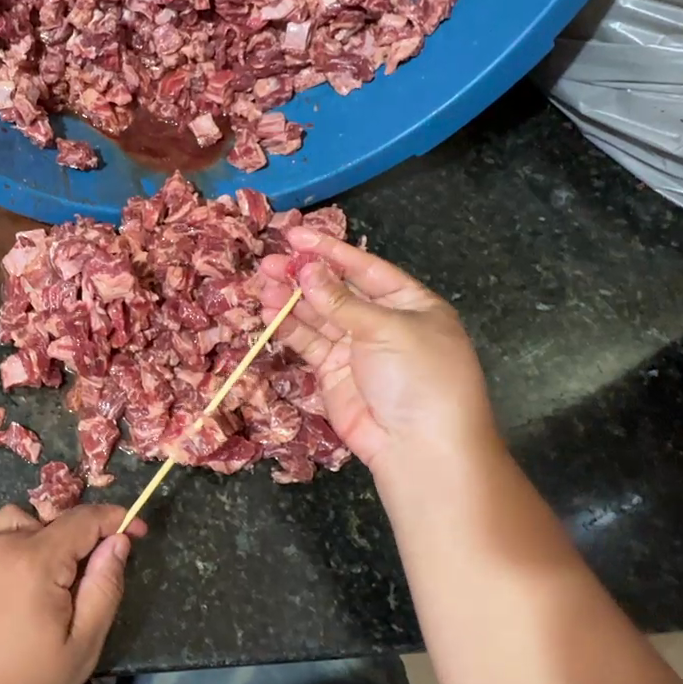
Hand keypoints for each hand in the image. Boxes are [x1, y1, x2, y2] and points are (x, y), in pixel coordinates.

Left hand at [0, 504, 145, 683]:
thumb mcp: (80, 647)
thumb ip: (104, 587)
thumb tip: (118, 541)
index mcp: (33, 559)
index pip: (84, 520)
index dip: (115, 519)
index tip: (139, 529)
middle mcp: (2, 540)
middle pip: (56, 519)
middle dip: (83, 539)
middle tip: (89, 584)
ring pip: (28, 519)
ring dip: (50, 536)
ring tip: (53, 582)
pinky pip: (1, 528)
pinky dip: (21, 537)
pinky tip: (23, 577)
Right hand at [255, 227, 495, 469]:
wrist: (420, 448)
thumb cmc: (420, 377)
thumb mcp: (386, 329)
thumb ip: (341, 301)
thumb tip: (305, 269)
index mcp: (410, 303)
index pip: (364, 268)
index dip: (330, 251)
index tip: (294, 236)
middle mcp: (382, 321)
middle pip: (336, 290)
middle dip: (302, 275)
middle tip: (268, 263)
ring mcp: (356, 348)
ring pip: (316, 315)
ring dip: (290, 299)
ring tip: (262, 283)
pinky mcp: (333, 372)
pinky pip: (308, 342)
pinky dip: (288, 327)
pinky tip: (268, 311)